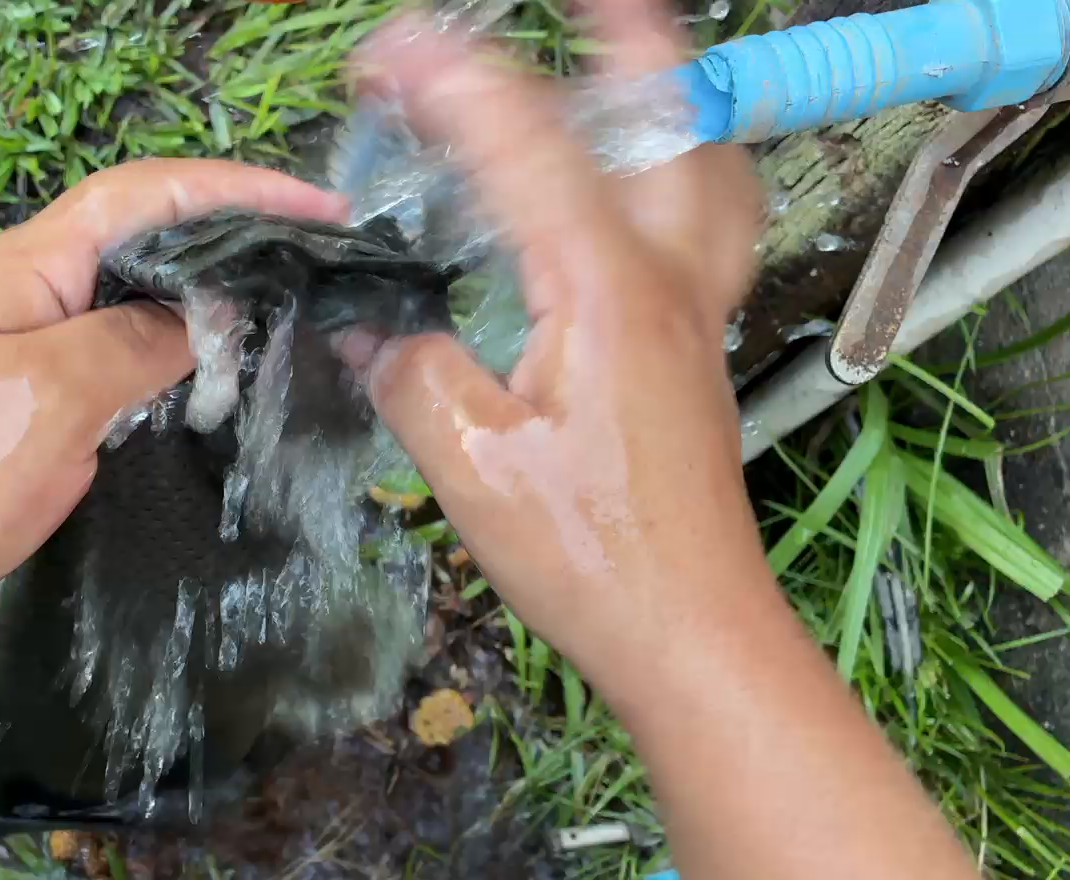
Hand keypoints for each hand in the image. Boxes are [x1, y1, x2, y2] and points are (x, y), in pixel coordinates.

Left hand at [0, 160, 343, 672]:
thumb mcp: (52, 394)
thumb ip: (136, 341)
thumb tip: (208, 317)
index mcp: (23, 268)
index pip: (142, 197)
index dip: (234, 191)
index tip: (318, 209)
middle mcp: (26, 298)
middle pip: (140, 246)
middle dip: (225, 245)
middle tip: (306, 269)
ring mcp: (27, 360)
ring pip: (130, 313)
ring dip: (200, 311)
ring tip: (276, 323)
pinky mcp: (32, 415)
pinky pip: (114, 372)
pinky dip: (167, 370)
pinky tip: (207, 388)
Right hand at [350, 8, 766, 695]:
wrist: (683, 626)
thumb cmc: (579, 549)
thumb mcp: (466, 461)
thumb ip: (408, 372)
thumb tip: (363, 326)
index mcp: (601, 291)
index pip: (523, 149)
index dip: (450, 84)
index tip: (385, 54)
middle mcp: (666, 278)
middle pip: (665, 116)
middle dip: (614, 40)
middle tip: (571, 2)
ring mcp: (695, 313)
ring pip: (706, 163)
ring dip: (663, 97)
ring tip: (612, 66)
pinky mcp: (695, 351)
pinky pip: (705, 226)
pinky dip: (675, 175)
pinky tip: (631, 196)